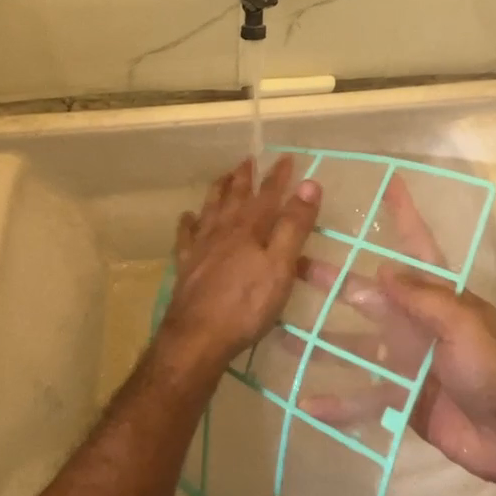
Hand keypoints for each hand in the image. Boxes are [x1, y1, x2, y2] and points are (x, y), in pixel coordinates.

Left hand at [157, 156, 320, 374]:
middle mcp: (223, 230)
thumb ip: (294, 225)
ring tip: (222, 177)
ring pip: (210, 209)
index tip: (287, 157)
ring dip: (218, 191)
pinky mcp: (187, 266)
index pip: (268, 194)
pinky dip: (188, 223)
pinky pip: (186, 236)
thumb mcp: (280, 266)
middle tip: (248, 159)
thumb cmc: (247, 305)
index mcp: (250, 228)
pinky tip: (187, 218)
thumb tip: (309, 184)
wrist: (197, 337)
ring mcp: (201, 247)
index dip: (278, 176)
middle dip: (244, 177)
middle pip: (235, 196)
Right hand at [293, 183, 495, 486]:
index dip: (404, 214)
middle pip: (366, 295)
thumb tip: (381, 266)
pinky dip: (336, 402)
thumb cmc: (491, 367)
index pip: (416, 246)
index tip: (389, 181)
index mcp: (437, 296)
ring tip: (281, 332)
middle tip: (292, 264)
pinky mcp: (399, 398)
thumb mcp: (462, 322)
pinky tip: (304, 401)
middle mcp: (415, 321)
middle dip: (332, 280)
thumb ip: (421, 296)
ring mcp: (404, 360)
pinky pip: (361, 398)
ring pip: (353, 344)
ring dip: (320, 340)